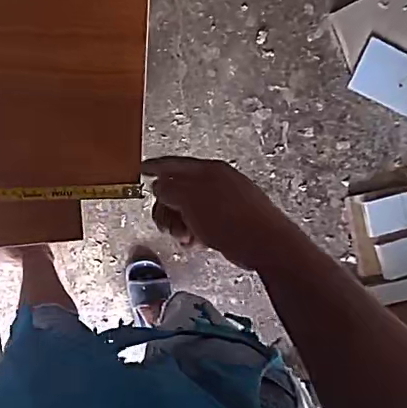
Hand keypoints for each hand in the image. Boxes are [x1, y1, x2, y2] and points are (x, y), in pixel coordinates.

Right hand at [141, 157, 300, 270]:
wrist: (264, 243)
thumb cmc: (229, 219)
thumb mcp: (189, 201)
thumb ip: (169, 189)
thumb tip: (158, 185)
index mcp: (208, 170)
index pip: (174, 164)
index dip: (155, 167)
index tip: (142, 170)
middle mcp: (217, 181)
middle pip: (178, 190)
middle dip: (167, 209)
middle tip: (166, 226)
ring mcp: (226, 200)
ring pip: (189, 209)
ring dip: (180, 224)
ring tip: (185, 238)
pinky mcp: (232, 219)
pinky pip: (203, 222)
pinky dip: (195, 232)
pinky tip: (197, 242)